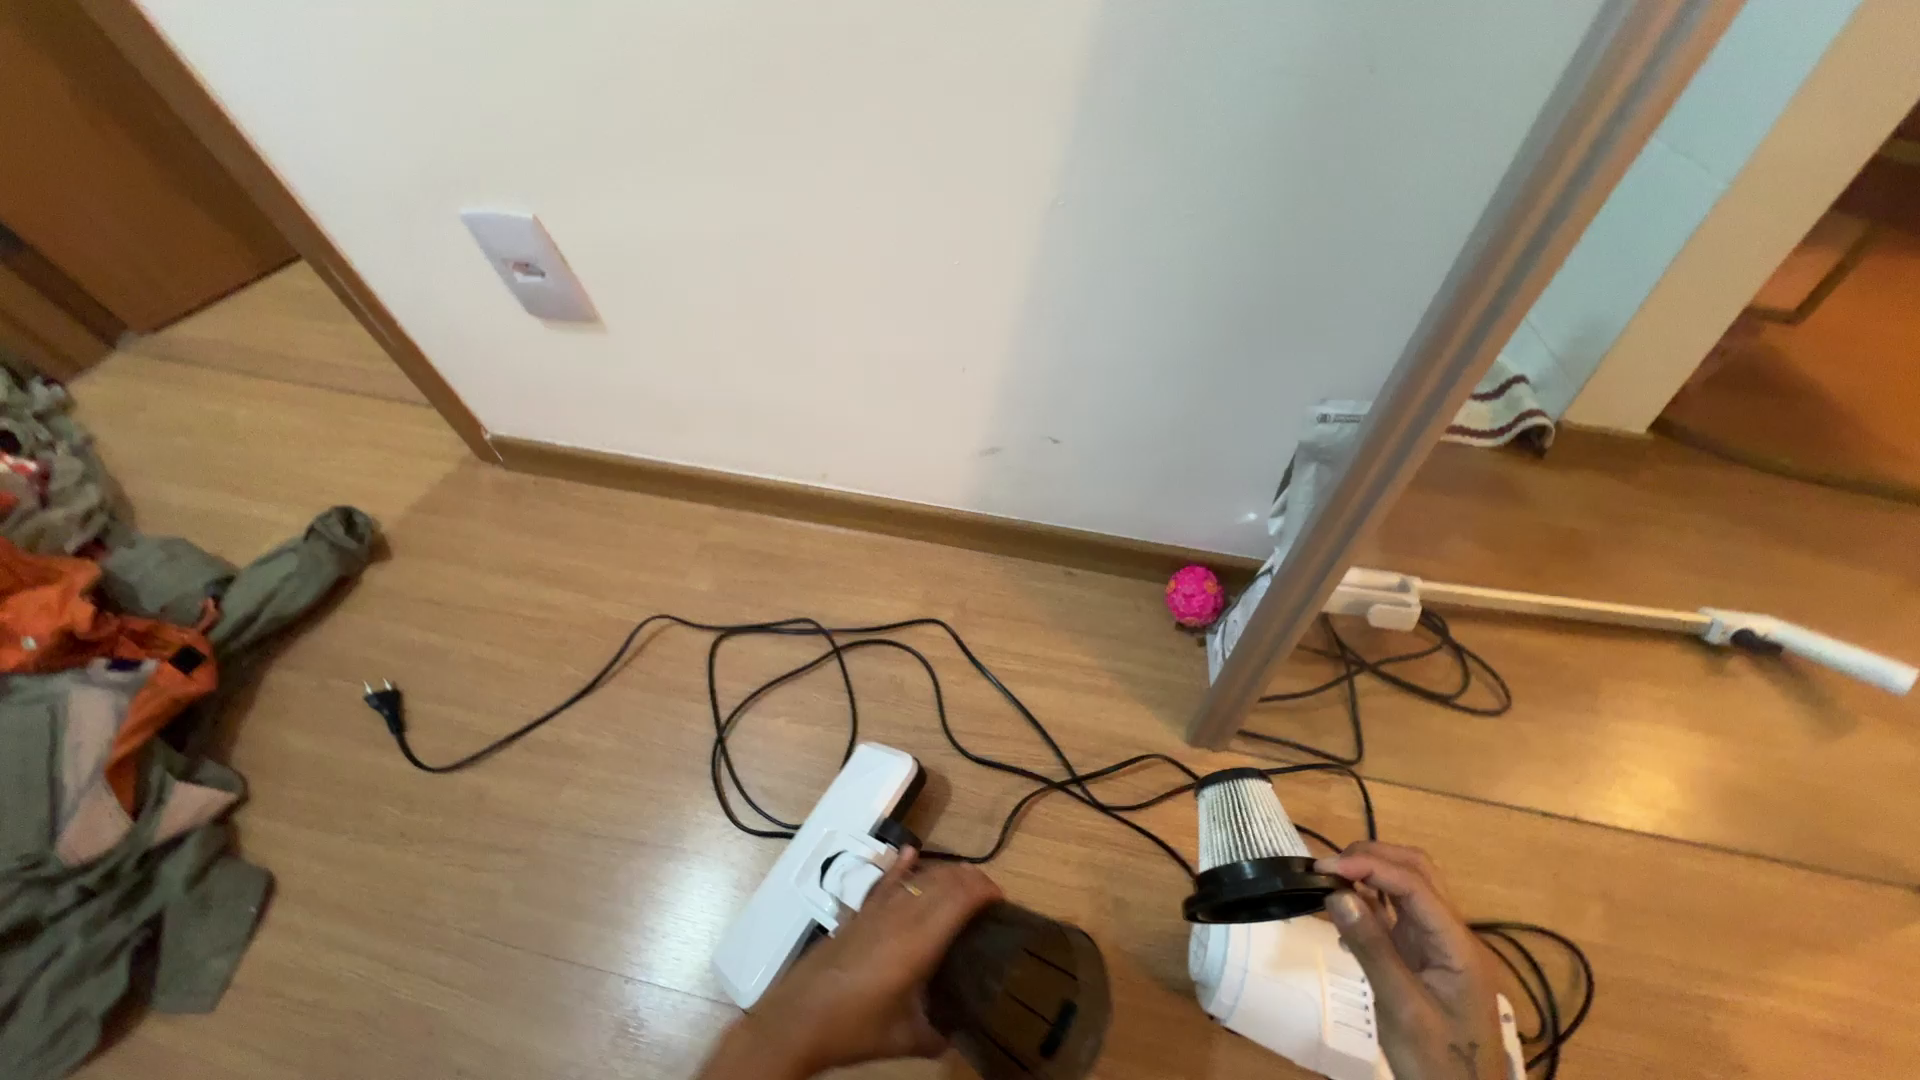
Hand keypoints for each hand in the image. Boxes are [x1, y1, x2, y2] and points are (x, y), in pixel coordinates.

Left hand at [701, 849, 1002, 1079]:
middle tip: (989, 895)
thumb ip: (937, 1036)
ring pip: (917, 877)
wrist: (798, 1019)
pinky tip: (909, 853)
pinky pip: (885, 881)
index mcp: (919, 941)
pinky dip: (900, 866)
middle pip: (943, 880)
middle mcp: (901, 915)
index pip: (960, 898)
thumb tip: (956, 1037)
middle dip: (970, 879)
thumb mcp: (904, 1039)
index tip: (1001, 899)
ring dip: (943, 873)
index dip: (985, 890)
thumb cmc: (855, 1028)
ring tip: (962, 880)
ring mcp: (876, 910)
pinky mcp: (857, 914)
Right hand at [1316, 843, 1506, 1079]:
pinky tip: (1346, 910)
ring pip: (1410, 887)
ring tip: (1332, 881)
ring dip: (1372, 874)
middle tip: (1328, 868)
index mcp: (1457, 945)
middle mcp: (1452, 936)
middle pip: (1418, 872)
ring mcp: (1439, 946)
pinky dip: (1371, 901)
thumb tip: (1336, 893)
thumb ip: (1372, 948)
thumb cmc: (1438, 1062)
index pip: (1413, 884)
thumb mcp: (1401, 1008)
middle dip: (1373, 858)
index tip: (1324, 869)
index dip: (1368, 866)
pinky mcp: (1425, 958)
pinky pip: (1399, 914)